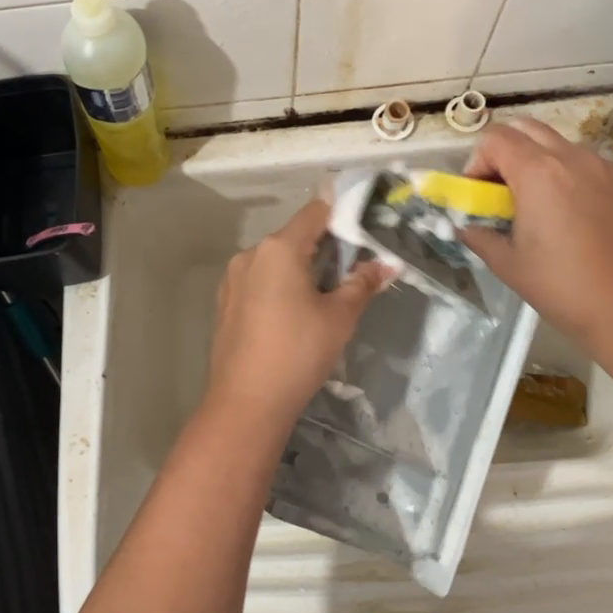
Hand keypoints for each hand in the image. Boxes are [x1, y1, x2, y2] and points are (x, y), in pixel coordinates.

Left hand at [205, 200, 389, 424]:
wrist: (246, 400)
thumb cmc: (298, 352)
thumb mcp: (339, 318)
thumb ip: (362, 284)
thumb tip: (387, 264)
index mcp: (279, 248)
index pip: (315, 212)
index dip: (340, 213)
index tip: (361, 226)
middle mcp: (251, 254)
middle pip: (293, 237)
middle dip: (323, 247)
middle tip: (351, 270)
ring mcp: (233, 278)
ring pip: (274, 261)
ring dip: (299, 268)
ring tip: (324, 297)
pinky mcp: (225, 301)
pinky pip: (258, 281)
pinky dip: (278, 286)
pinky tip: (292, 314)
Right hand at [460, 117, 612, 358]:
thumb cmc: (563, 287)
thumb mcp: (507, 264)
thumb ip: (479, 236)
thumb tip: (466, 227)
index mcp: (538, 173)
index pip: (494, 138)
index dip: (477, 162)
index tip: (479, 194)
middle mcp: (573, 158)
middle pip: (526, 129)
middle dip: (506, 153)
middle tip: (503, 192)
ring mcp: (606, 168)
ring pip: (561, 146)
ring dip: (540, 163)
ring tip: (541, 206)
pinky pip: (590, 165)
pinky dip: (571, 177)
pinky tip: (575, 216)